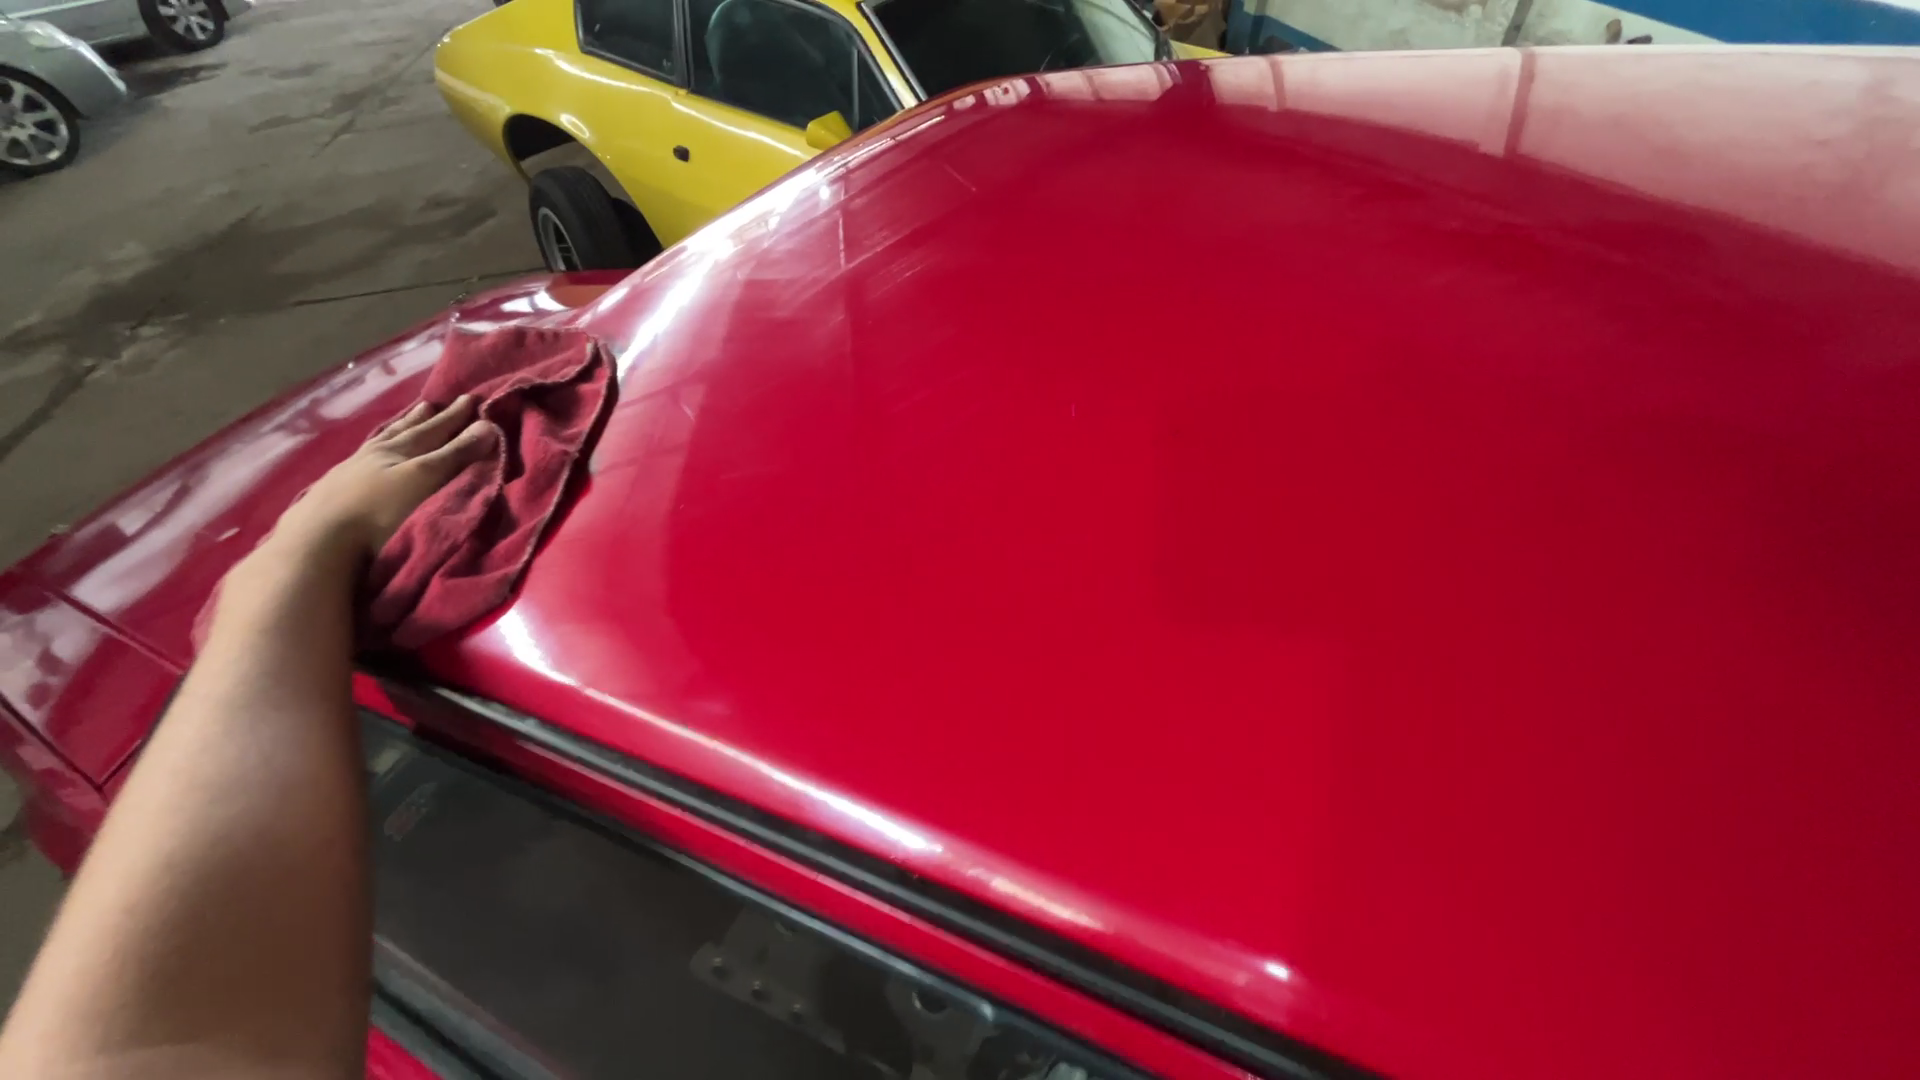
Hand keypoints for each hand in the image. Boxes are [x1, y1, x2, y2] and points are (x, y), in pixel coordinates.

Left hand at [273, 395, 496, 561]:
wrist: (320, 540)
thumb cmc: (380, 509)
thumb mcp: (425, 478)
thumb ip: (456, 453)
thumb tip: (488, 424)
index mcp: (400, 448)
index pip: (435, 427)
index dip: (456, 415)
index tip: (473, 398)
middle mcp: (377, 452)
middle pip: (408, 429)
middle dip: (428, 417)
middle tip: (439, 402)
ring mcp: (355, 469)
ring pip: (385, 440)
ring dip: (402, 428)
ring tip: (413, 416)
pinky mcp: (340, 488)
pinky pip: (367, 455)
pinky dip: (379, 446)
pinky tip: (375, 448)